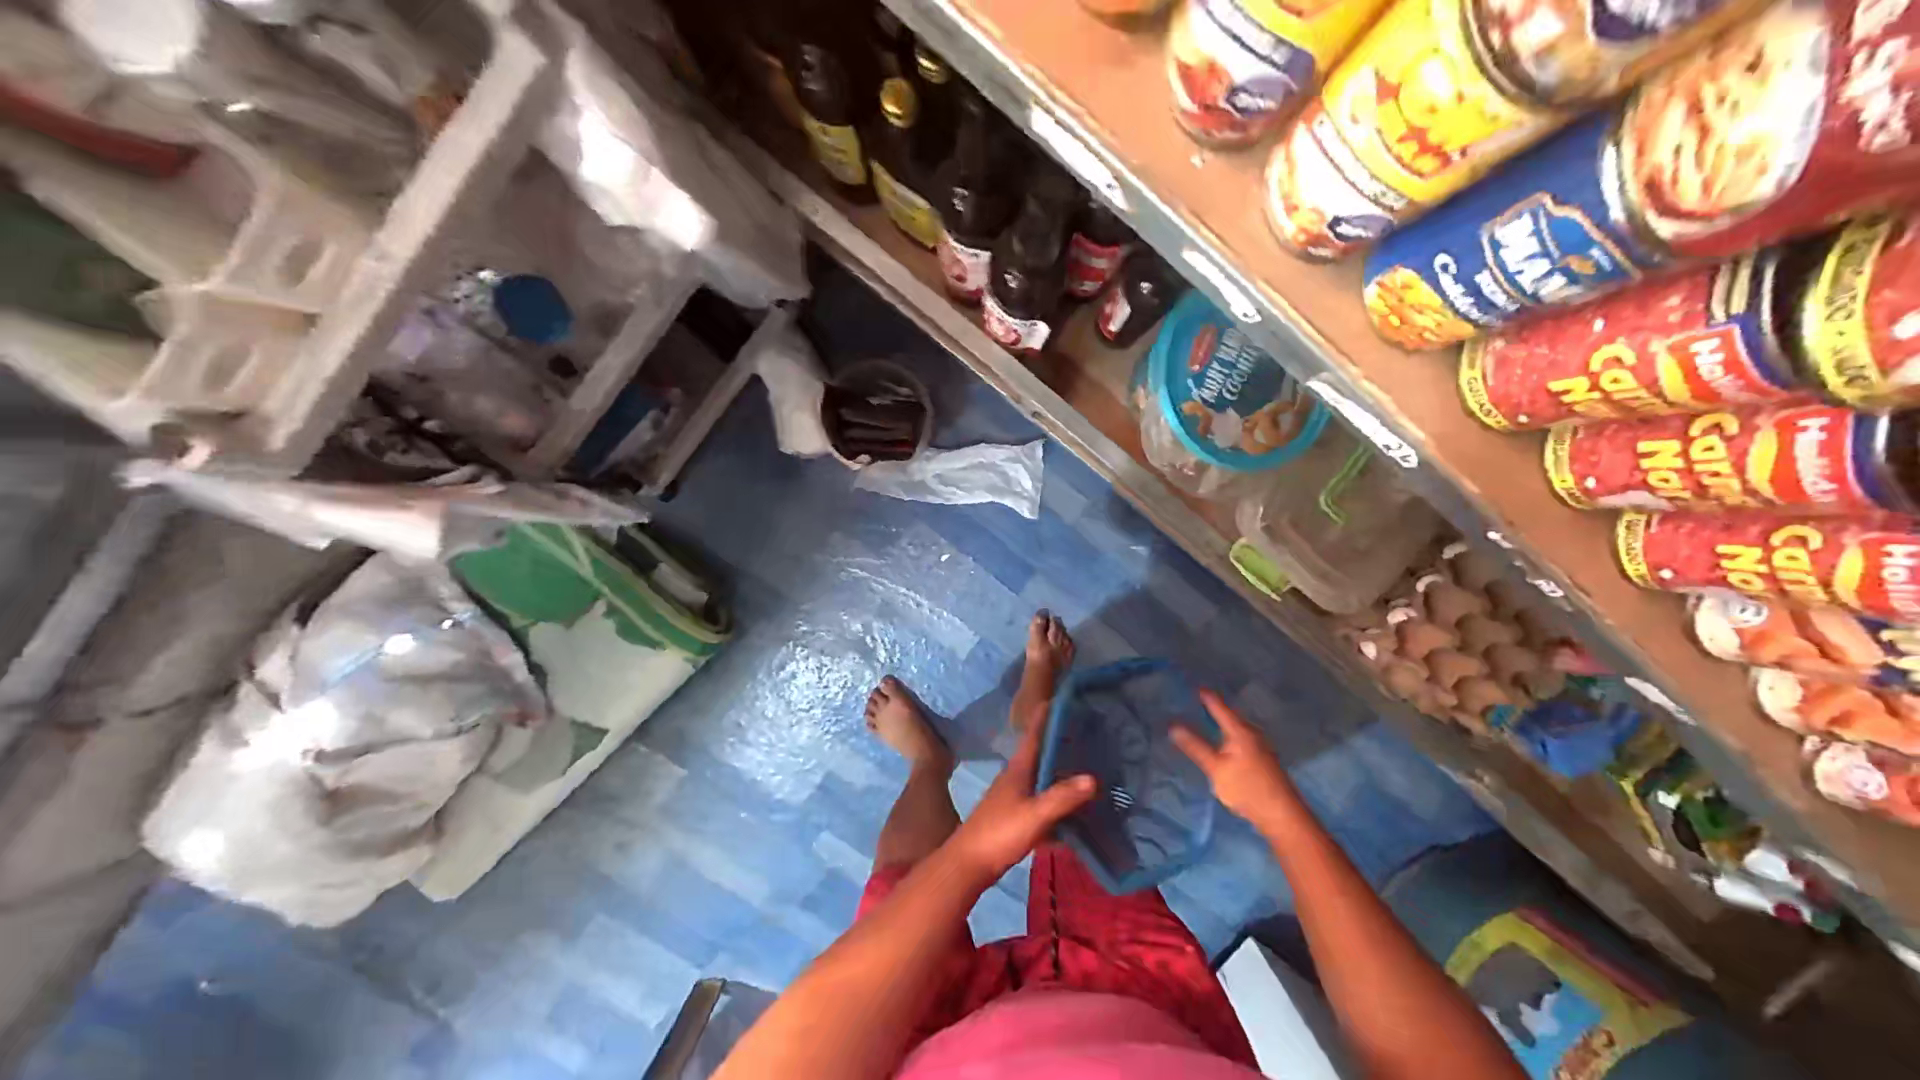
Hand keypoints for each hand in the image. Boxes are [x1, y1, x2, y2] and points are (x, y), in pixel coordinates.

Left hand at [946, 715, 1096, 882]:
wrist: (968, 864)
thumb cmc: (999, 833)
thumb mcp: (1034, 814)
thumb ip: (1062, 797)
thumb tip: (1093, 777)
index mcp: (1018, 769)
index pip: (1034, 733)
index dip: (1046, 715)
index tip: (1065, 698)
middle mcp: (1016, 778)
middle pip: (1041, 754)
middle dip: (1062, 744)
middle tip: (1091, 734)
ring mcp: (1015, 798)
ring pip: (1043, 780)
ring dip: (1062, 775)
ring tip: (1091, 770)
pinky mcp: (1017, 819)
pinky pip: (1044, 804)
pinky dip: (1059, 804)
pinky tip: (1078, 812)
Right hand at [1172, 689, 1299, 830]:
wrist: (1281, 815)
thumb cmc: (1246, 788)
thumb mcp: (1215, 768)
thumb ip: (1195, 747)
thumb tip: (1173, 726)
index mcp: (1240, 731)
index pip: (1220, 708)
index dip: (1208, 697)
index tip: (1196, 686)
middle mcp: (1253, 734)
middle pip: (1231, 716)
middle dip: (1216, 709)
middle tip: (1199, 701)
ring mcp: (1261, 747)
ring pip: (1238, 729)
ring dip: (1223, 723)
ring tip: (1208, 720)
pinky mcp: (1264, 760)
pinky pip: (1242, 739)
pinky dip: (1230, 736)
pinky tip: (1224, 743)